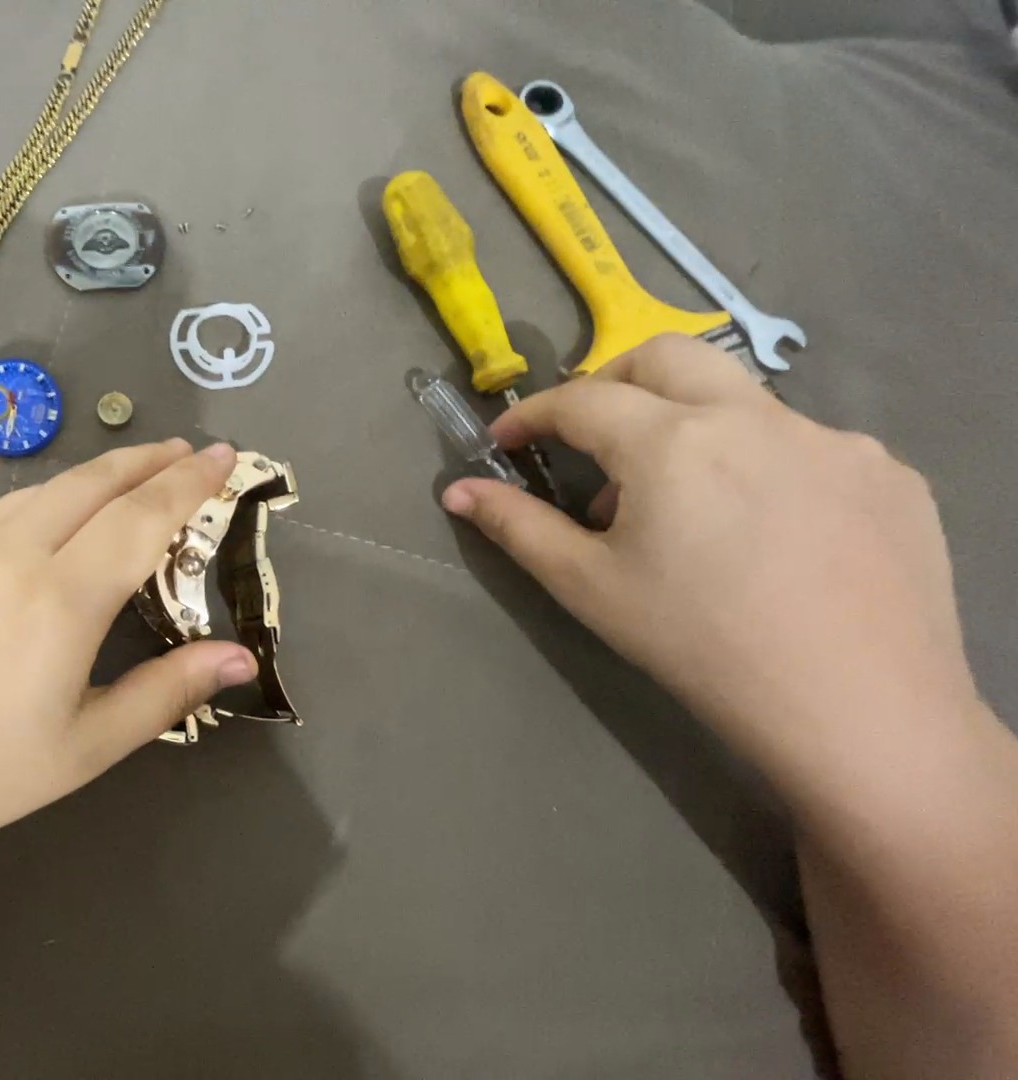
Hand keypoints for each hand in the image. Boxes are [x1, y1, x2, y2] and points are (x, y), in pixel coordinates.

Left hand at [0, 440, 258, 865]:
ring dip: (97, 474)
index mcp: (60, 601)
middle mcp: (12, 557)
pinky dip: (51, 497)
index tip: (223, 454)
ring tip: (134, 474)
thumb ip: (170, 690)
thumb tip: (243, 658)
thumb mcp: (91, 743)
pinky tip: (60, 514)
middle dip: (147, 461)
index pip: (140, 518)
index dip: (188, 482)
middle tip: (186, 451)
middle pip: (92, 485)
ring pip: (44, 490)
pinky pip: (4, 511)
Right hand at [441, 335, 980, 772]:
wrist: (856, 706)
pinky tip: (754, 529)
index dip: (530, 415)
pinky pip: (800, 443)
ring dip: (682, 426)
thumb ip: (515, 525)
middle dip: (607, 381)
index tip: (505, 442)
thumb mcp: (584, 583)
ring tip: (674, 503)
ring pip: (737, 400)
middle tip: (583, 437)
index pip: (581, 400)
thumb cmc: (694, 640)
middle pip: (665, 357)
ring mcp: (833, 441)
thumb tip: (456, 491)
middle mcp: (755, 419)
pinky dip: (752, 462)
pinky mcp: (887, 474)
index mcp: (672, 442)